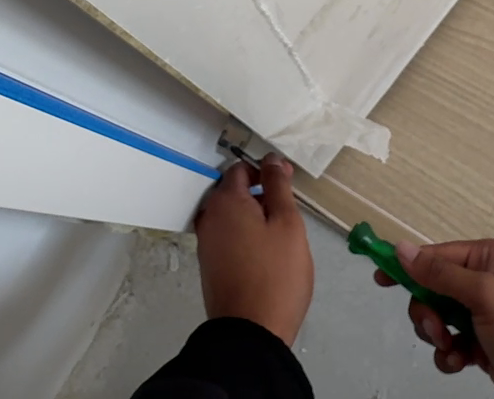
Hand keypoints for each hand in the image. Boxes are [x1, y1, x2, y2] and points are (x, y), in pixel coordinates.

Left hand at [194, 155, 313, 345]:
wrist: (250, 335)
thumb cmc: (275, 274)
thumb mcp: (287, 224)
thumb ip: (278, 186)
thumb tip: (270, 160)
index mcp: (225, 201)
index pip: (241, 169)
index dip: (266, 171)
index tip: (287, 184)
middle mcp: (208, 217)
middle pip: (233, 191)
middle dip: (259, 194)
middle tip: (287, 213)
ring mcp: (206, 243)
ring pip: (231, 215)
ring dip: (252, 216)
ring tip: (279, 235)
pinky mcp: (209, 265)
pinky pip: (227, 236)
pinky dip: (244, 235)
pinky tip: (264, 253)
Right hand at [377, 238, 493, 398]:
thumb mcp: (484, 296)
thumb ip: (440, 274)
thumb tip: (400, 247)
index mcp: (485, 258)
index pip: (435, 254)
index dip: (406, 265)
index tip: (379, 278)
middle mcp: (481, 280)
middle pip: (430, 287)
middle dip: (427, 311)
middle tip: (436, 329)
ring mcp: (480, 313)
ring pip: (435, 316)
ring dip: (436, 335)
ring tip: (453, 349)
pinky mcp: (480, 343)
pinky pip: (448, 341)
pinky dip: (448, 353)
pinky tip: (460, 363)